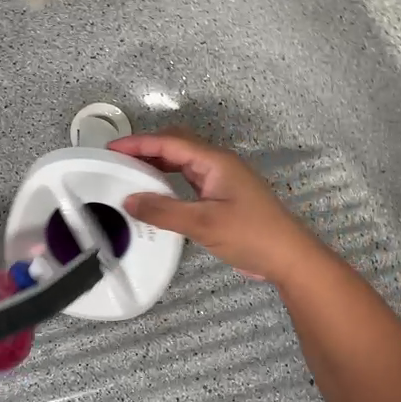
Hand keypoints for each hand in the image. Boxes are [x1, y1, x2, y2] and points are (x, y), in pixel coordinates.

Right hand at [110, 132, 333, 284]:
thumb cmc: (251, 236)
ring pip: (182, 162)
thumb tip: (129, 200)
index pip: (170, 143)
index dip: (139, 143)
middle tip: (117, 158)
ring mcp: (222, 180)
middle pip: (176, 146)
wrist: (289, 258)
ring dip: (156, 164)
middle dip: (145, 148)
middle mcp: (218, 164)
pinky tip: (155, 193)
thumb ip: (163, 211)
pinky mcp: (223, 196)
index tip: (112, 147)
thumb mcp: (203, 224)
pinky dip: (168, 180)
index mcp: (215, 162)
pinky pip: (189, 179)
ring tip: (130, 173)